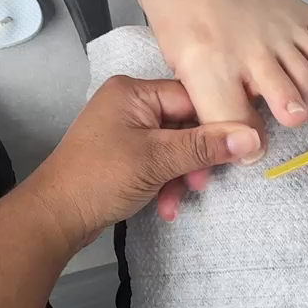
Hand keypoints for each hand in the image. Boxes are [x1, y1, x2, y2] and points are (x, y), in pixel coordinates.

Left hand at [23, 76, 261, 245]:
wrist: (55, 216)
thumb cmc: (101, 178)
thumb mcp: (157, 160)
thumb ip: (205, 146)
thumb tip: (253, 137)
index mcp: (133, 91)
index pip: (191, 97)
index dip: (218, 123)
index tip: (242, 149)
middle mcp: (129, 103)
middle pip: (184, 123)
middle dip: (196, 156)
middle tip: (205, 182)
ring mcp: (125, 129)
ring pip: (173, 146)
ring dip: (182, 174)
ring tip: (183, 197)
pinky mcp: (123, 154)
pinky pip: (157, 161)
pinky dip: (166, 182)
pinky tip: (167, 206)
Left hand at [129, 0, 307, 135]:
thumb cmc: (178, 14)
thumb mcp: (180, 66)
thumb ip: (212, 102)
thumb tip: (243, 136)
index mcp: (210, 68)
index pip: (236, 122)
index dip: (249, 144)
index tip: (255, 149)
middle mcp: (249, 51)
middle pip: (292, 101)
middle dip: (298, 116)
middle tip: (294, 116)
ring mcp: (277, 29)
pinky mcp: (295, 11)